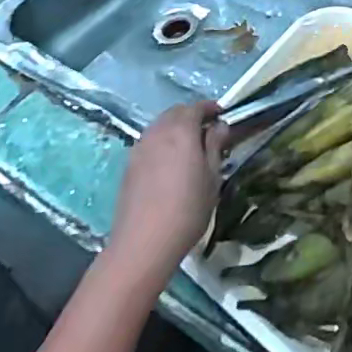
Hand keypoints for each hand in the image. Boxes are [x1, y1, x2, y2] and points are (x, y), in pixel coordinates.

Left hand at [109, 101, 227, 271]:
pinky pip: (149, 141)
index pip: (196, 107)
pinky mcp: (129, 164)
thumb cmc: (187, 210)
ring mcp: (140, 146)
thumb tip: (219, 126)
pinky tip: (169, 162)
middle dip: (192, 115)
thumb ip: (215, 146)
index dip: (210, 108)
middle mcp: (158, 131)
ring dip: (175, 127)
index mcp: (181, 130)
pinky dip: (161, 141)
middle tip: (207, 130)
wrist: (143, 244)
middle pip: (176, 112)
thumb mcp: (211, 178)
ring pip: (160, 125)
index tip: (222, 115)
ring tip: (188, 146)